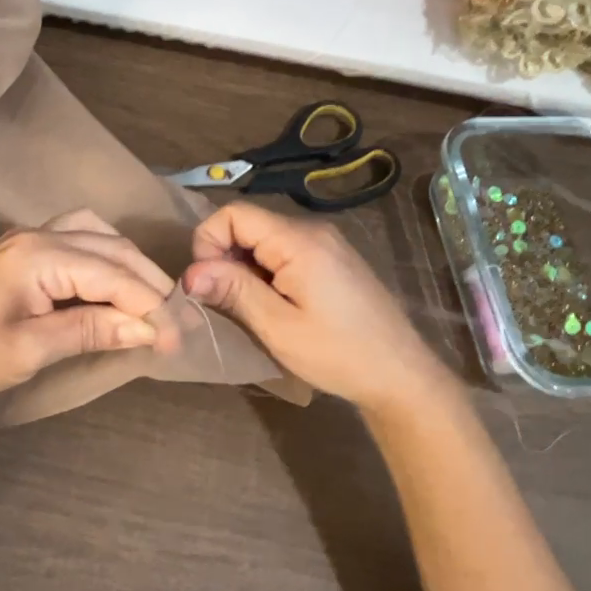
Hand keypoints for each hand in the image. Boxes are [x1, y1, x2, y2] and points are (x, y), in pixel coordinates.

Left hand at [0, 210, 175, 401]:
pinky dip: (101, 258)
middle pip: (110, 247)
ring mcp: (24, 238)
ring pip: (94, 234)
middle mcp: (36, 235)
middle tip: (173, 323)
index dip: (150, 306)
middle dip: (145, 283)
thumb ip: (90, 331)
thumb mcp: (30, 350)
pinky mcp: (17, 251)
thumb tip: (147, 328)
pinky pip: (73, 239)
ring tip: (146, 301)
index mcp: (38, 256)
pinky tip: (109, 284)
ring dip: (125, 264)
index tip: (178, 340)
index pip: (112, 274)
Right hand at [180, 202, 453, 414]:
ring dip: (243, 268)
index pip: (233, 214)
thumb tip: (189, 272)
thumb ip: (233, 290)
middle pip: (248, 224)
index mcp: (299, 241)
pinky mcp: (332, 261)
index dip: (208, 242)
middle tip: (222, 301)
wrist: (400, 376)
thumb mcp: (277, 326)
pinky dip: (265, 272)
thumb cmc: (338, 353)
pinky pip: (284, 252)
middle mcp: (313, 231)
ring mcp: (326, 244)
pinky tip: (271, 306)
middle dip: (223, 257)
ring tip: (246, 307)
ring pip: (263, 240)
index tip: (206, 283)